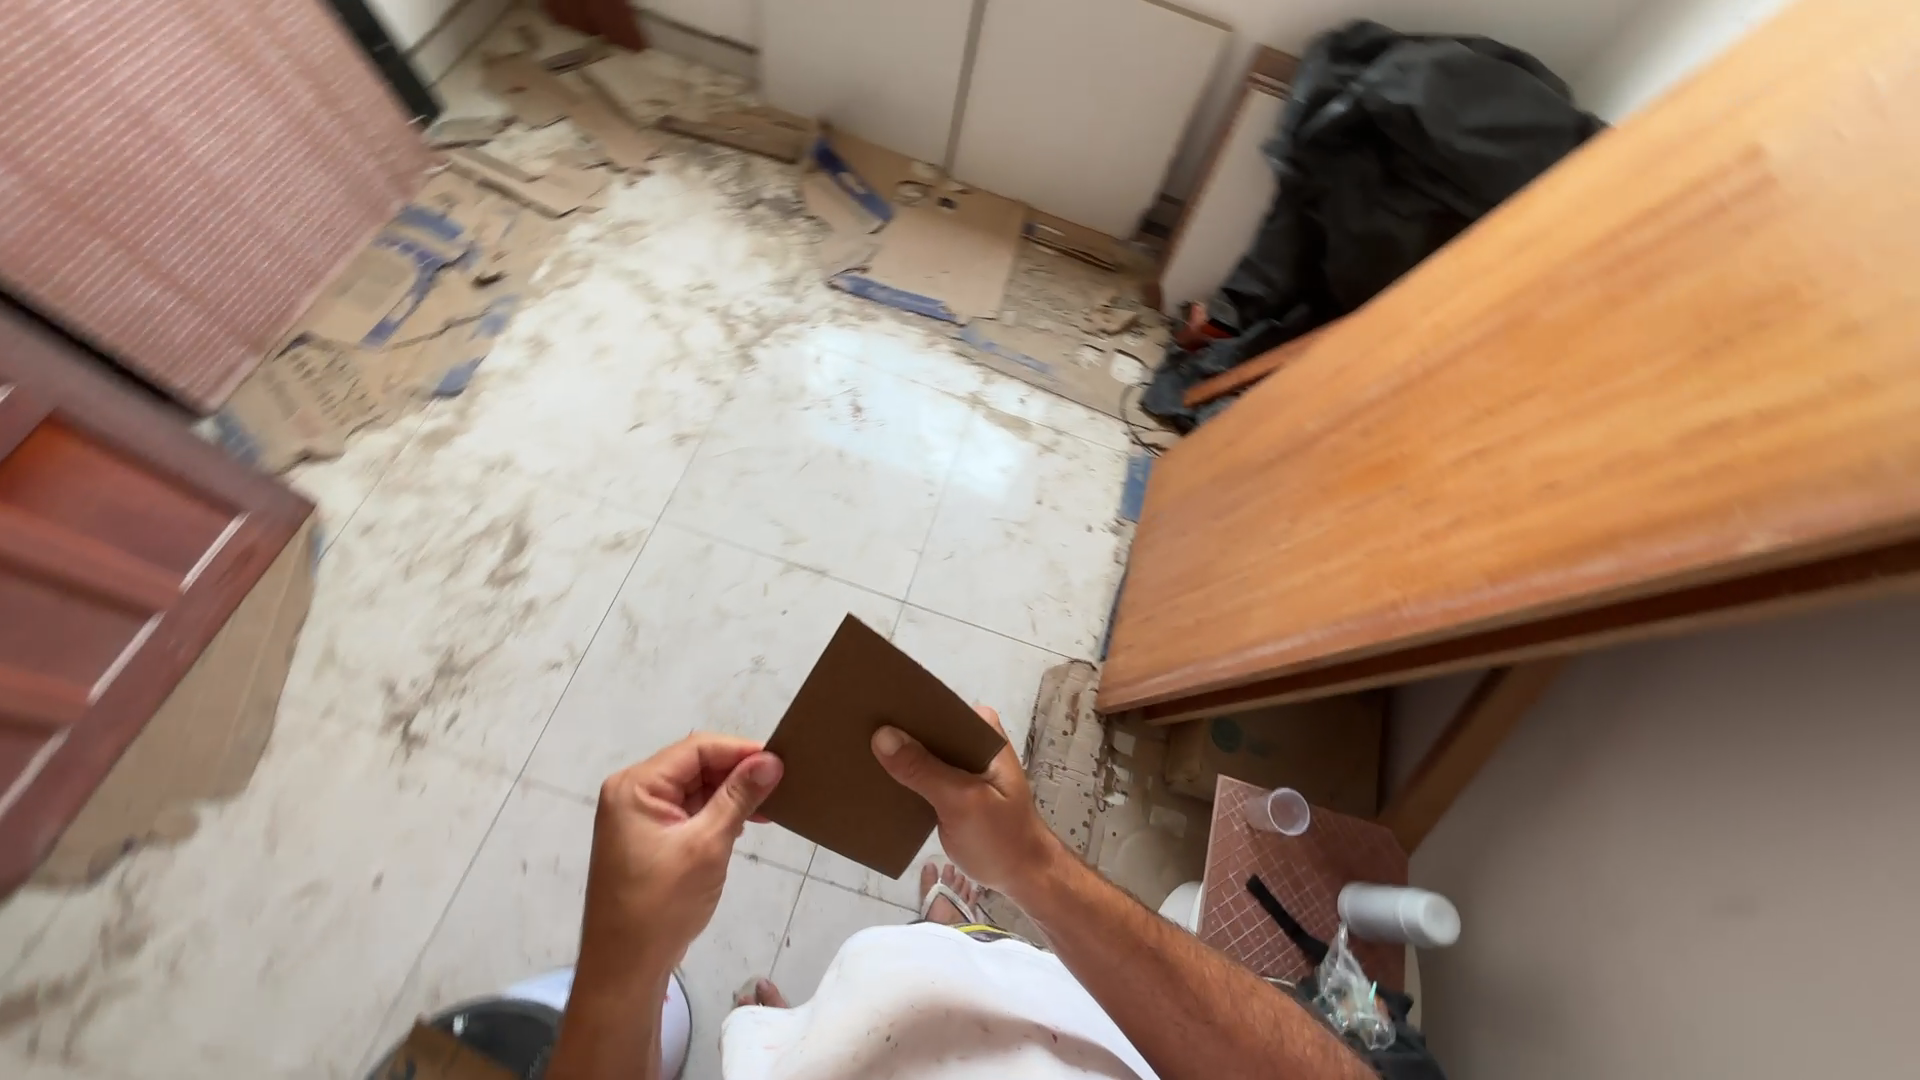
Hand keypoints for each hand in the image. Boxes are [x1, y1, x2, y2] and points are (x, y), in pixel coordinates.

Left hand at [574, 734, 783, 991]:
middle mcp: (633, 792)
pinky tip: (747, 822)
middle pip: (696, 765)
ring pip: (697, 787)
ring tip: (772, 805)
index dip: (741, 750)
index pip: (697, 749)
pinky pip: (690, 809)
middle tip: (782, 784)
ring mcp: (640, 816)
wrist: (625, 971)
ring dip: (732, 794)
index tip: (781, 761)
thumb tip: (772, 760)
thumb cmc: (661, 905)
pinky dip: (719, 812)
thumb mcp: (707, 845)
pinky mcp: (649, 837)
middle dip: (738, 773)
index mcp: (636, 786)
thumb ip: (739, 796)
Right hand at [870, 706, 1060, 898]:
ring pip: (922, 752)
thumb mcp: (962, 801)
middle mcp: (972, 741)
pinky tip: (873, 779)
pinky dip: (902, 778)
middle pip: (927, 728)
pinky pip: (921, 775)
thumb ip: (924, 770)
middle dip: (896, 730)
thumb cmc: (1001, 837)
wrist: (1021, 876)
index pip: (940, 707)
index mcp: (983, 731)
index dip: (907, 706)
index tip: (870, 705)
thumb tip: (882, 735)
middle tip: (854, 728)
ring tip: (855, 750)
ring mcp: (961, 766)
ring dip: (896, 755)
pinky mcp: (949, 789)